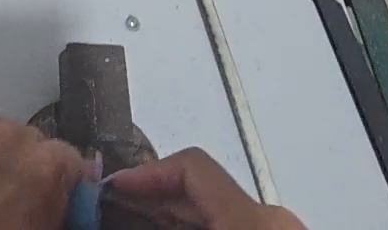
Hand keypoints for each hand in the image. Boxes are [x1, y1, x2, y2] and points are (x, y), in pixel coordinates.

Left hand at [0, 69, 92, 229]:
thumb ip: (61, 204)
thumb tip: (76, 195)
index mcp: (48, 169)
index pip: (72, 162)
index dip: (62, 185)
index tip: (50, 201)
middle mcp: (16, 136)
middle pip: (34, 143)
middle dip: (26, 168)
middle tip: (8, 201)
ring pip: (3, 124)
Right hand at [104, 148, 306, 229]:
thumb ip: (158, 224)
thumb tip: (114, 206)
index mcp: (253, 218)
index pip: (190, 165)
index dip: (145, 172)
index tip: (114, 189)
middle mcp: (273, 219)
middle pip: (202, 189)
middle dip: (156, 198)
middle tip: (119, 210)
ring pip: (218, 213)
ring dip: (178, 217)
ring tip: (142, 225)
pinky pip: (236, 227)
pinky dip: (204, 229)